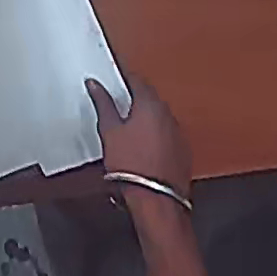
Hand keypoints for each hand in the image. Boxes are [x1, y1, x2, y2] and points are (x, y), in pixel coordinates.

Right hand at [88, 76, 190, 209]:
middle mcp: (167, 113)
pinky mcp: (182, 149)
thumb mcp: (110, 130)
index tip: (113, 77)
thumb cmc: (129, 162)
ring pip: (159, 114)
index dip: (124, 76)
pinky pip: (166, 131)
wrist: (156, 199)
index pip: (137, 79)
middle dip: (134, 95)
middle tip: (116, 101)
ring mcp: (177, 131)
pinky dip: (155, 131)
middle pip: (150, 96)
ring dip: (145, 114)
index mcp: (150, 104)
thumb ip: (103, 103)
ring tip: (127, 124)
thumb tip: (94, 83)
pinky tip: (143, 143)